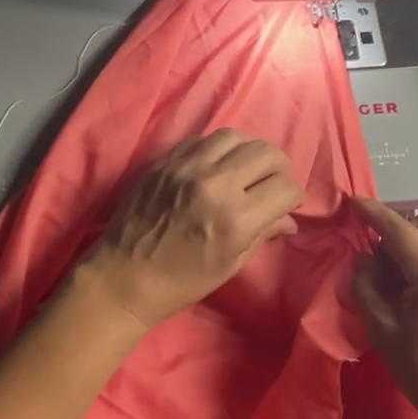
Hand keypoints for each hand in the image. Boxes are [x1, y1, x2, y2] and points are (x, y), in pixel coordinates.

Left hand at [82, 130, 302, 329]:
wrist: (124, 277)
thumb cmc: (182, 281)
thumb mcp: (230, 264)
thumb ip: (263, 233)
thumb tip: (289, 219)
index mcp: (235, 218)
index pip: (285, 188)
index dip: (293, 197)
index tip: (287, 205)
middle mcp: (215, 183)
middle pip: (267, 154)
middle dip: (278, 169)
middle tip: (272, 185)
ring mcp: (188, 166)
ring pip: (237, 137)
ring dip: (250, 152)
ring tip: (246, 169)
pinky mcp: (167, 160)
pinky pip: (204, 140)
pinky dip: (220, 149)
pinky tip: (218, 166)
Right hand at [349, 197, 417, 418]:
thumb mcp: (383, 330)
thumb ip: (367, 286)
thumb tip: (365, 260)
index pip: (400, 229)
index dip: (374, 213)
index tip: (353, 202)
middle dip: (396, 229)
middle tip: (375, 259)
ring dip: (412, 244)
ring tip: (392, 279)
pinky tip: (413, 289)